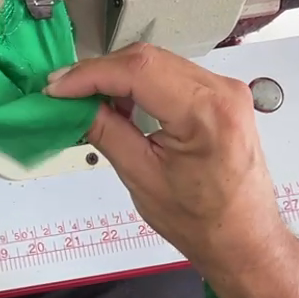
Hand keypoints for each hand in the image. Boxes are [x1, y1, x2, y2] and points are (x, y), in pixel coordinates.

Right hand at [45, 43, 294, 277]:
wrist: (243, 238)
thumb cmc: (198, 220)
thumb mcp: (141, 176)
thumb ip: (106, 131)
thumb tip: (70, 104)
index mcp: (206, 113)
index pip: (138, 71)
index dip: (89, 74)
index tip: (55, 89)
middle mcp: (222, 90)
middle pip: (147, 59)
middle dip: (99, 71)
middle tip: (62, 92)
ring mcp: (226, 89)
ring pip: (158, 62)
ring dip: (117, 75)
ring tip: (84, 98)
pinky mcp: (222, 95)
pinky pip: (172, 74)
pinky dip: (139, 82)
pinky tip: (118, 101)